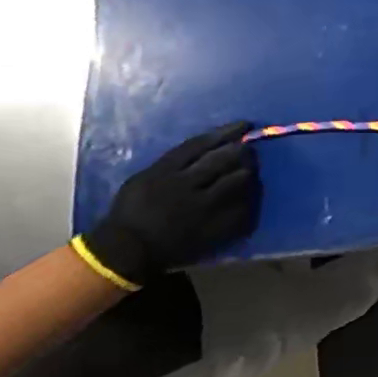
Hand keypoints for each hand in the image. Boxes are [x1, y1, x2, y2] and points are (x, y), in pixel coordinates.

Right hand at [72, 122, 259, 288]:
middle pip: (225, 160)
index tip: (244, 125)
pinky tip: (249, 198)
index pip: (203, 144)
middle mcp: (186, 186)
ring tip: (250, 174)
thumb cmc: (132, 211)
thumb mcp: (145, 177)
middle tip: (249, 153)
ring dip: (248, 174)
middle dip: (243, 152)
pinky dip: (249, 201)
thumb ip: (173, 162)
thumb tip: (209, 147)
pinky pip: (241, 210)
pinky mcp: (212, 230)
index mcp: (166, 171)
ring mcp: (202, 209)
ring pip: (237, 182)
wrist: (127, 251)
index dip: (226, 132)